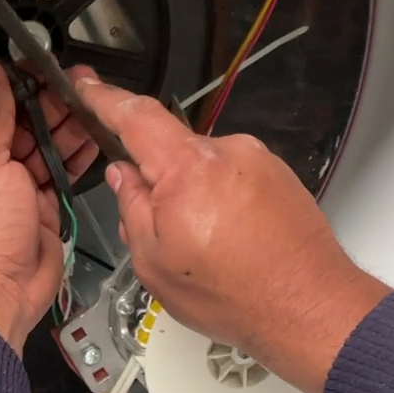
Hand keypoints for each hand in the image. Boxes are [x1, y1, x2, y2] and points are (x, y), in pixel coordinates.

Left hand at [0, 62, 92, 347]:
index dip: (15, 85)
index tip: (41, 68)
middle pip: (21, 126)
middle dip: (48, 105)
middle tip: (76, 85)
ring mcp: (14, 192)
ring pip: (45, 149)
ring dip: (67, 128)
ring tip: (91, 106)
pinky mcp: (40, 211)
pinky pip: (60, 177)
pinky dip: (77, 159)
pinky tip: (93, 140)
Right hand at [54, 71, 391, 392]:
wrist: (308, 308)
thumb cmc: (232, 295)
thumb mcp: (155, 262)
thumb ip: (132, 209)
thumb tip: (123, 175)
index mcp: (188, 169)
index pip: (136, 117)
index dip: (104, 98)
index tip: (85, 84)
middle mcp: (227, 151)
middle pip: (171, 150)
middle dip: (156, 184)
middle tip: (158, 235)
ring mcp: (258, 161)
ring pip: (202, 169)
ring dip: (191, 200)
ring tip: (204, 253)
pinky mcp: (279, 176)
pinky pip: (231, 180)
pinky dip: (220, 207)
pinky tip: (229, 247)